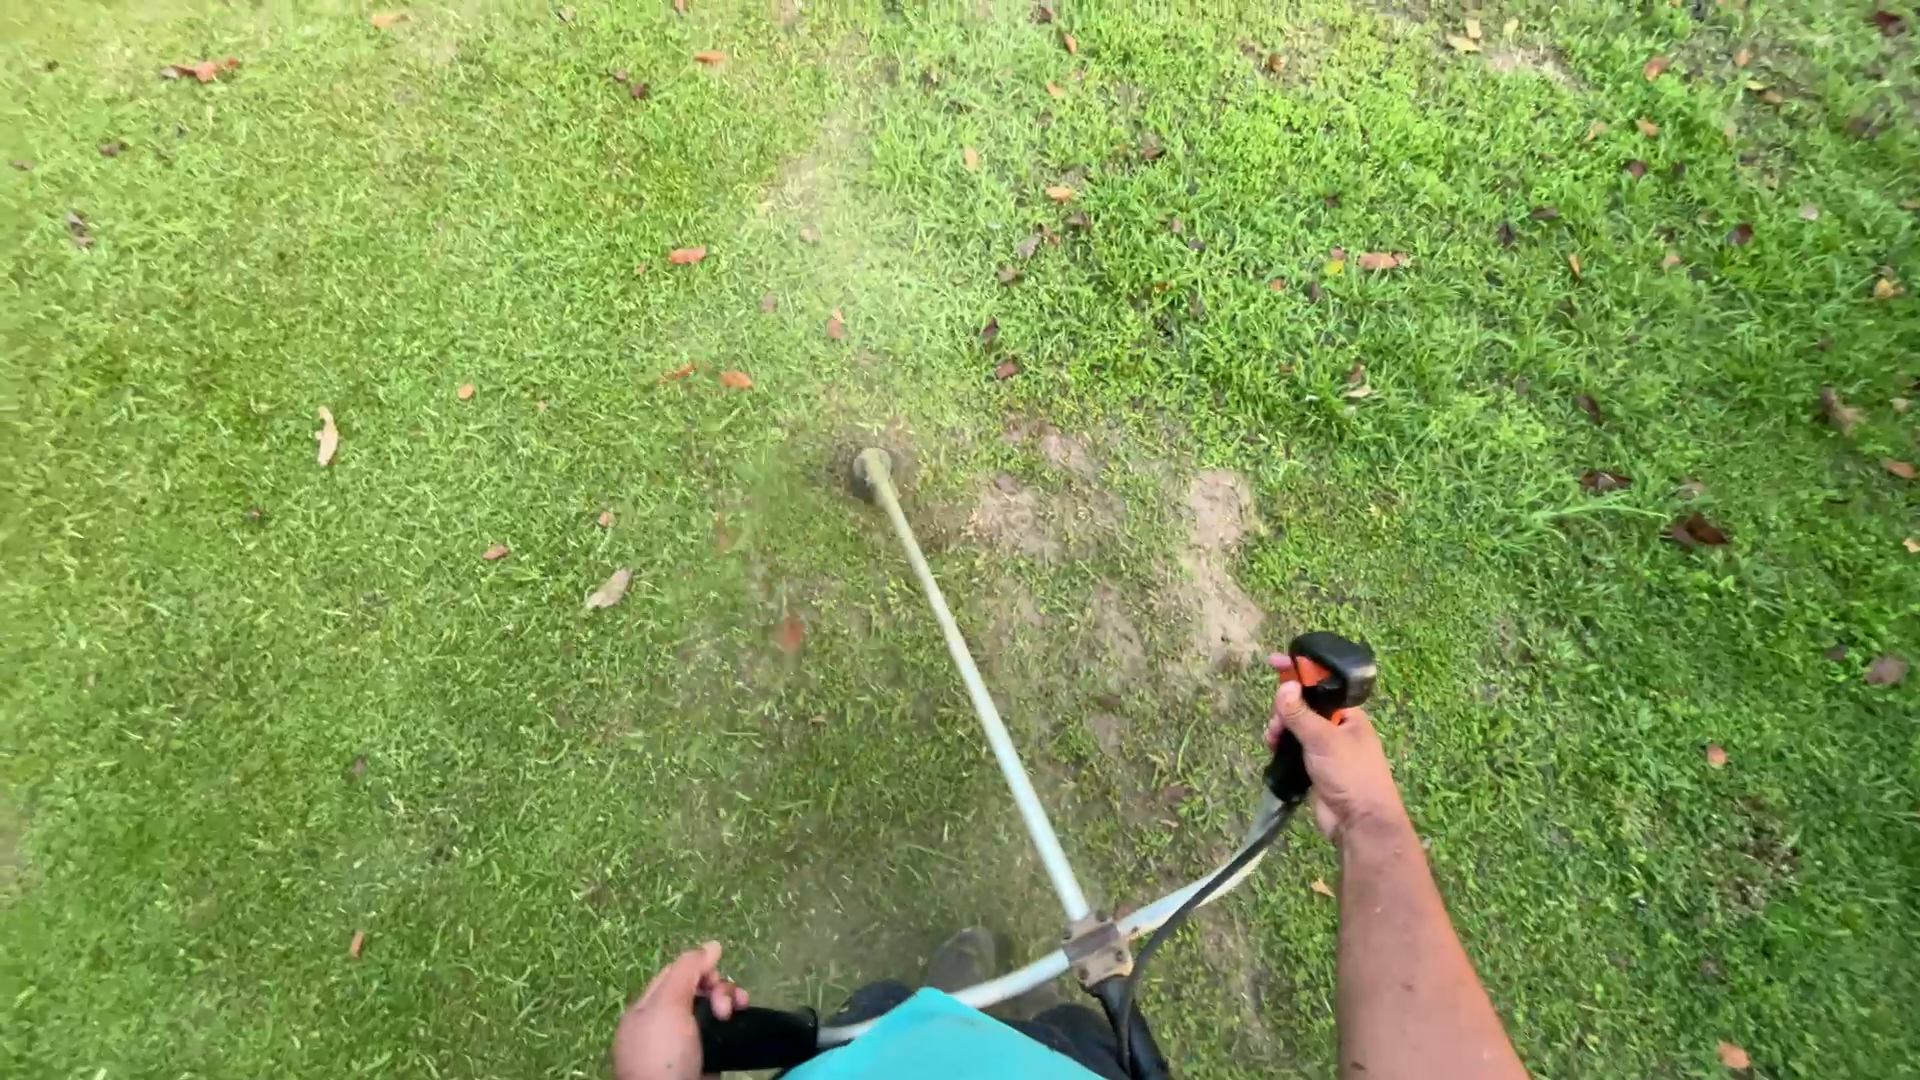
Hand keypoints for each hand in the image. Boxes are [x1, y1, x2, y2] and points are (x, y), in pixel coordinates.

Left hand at [612, 942, 749, 1079]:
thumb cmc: (663, 1054)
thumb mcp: (668, 1005)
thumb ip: (688, 969)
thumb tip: (713, 945)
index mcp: (646, 1010)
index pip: (675, 973)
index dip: (698, 967)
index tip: (714, 974)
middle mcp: (664, 1023)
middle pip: (697, 987)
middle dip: (716, 986)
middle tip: (722, 1002)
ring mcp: (685, 1041)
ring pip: (712, 1005)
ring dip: (728, 999)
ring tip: (734, 1010)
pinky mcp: (705, 1055)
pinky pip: (721, 1027)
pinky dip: (733, 1019)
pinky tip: (740, 1016)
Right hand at [1263, 653, 1408, 843]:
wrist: (1360, 824)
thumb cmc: (1351, 775)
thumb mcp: (1324, 740)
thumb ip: (1300, 713)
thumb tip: (1284, 686)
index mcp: (1348, 715)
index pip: (1322, 684)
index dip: (1299, 671)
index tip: (1274, 661)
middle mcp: (1337, 727)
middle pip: (1302, 704)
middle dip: (1284, 708)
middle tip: (1277, 721)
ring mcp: (1325, 747)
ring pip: (1294, 725)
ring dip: (1280, 727)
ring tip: (1273, 740)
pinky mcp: (1314, 765)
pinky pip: (1292, 745)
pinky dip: (1281, 744)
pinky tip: (1273, 750)